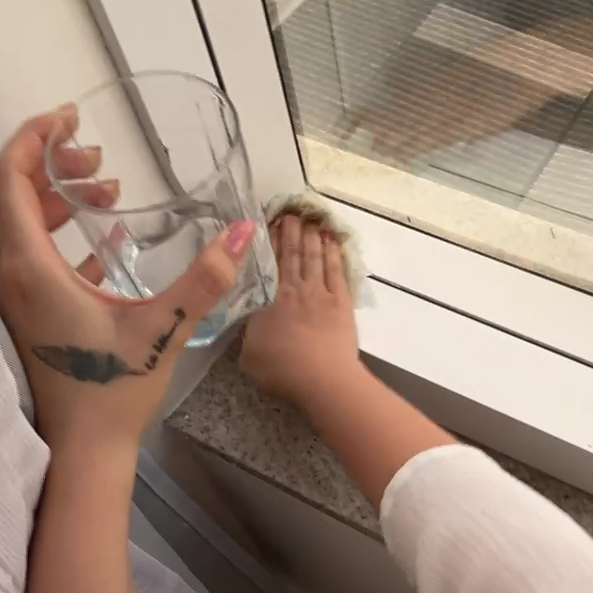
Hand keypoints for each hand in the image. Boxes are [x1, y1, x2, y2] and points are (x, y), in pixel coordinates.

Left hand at [0, 108, 252, 453]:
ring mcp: (12, 297)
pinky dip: (57, 233)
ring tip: (106, 191)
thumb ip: (205, 278)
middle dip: (48, 162)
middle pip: (6, 191)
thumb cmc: (114, 392)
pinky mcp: (25, 314)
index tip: (70, 118)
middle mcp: (8, 275)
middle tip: (97, 157)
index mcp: (29, 268)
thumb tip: (242, 233)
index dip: (34, 136)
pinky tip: (103, 243)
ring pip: (15, 222)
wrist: (86, 448)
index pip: (9, 176)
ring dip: (53, 197)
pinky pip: (28, 254)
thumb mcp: (164, 328)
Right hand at [241, 214, 363, 407]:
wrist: (322, 379)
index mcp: (272, 298)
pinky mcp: (343, 304)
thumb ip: (249, 331)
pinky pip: (338, 271)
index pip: (270, 262)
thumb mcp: (249, 352)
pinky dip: (335, 254)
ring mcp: (323, 294)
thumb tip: (251, 320)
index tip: (268, 223)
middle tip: (290, 214)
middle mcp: (297, 289)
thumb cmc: (282, 368)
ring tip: (312, 221)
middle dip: (291, 232)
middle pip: (294, 254)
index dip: (269, 241)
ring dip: (313, 237)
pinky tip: (333, 242)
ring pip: (317, 258)